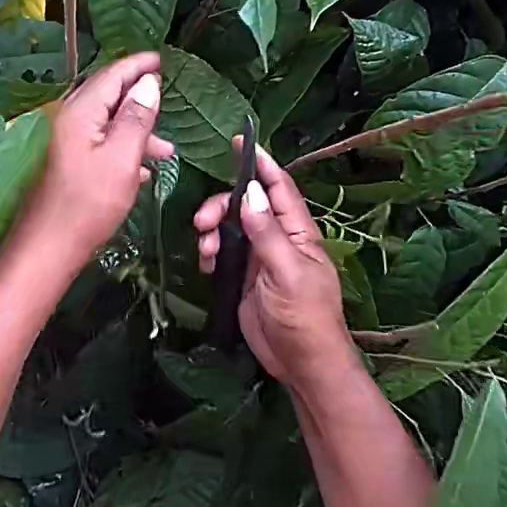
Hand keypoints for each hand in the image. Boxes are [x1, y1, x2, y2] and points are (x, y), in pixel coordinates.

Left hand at [9, 52, 175, 269]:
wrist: (46, 251)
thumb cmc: (87, 204)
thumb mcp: (122, 158)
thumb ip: (137, 117)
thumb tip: (149, 83)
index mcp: (79, 112)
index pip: (112, 75)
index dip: (138, 65)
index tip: (161, 59)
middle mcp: (67, 120)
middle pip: (107, 96)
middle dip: (138, 96)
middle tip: (165, 95)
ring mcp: (63, 143)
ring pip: (105, 123)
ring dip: (136, 130)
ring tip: (165, 150)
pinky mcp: (64, 164)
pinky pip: (98, 144)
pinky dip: (122, 149)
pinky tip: (141, 170)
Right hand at [196, 143, 358, 387]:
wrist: (302, 365)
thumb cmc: (305, 316)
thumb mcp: (287, 272)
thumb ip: (267, 232)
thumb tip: (249, 192)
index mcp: (297, 230)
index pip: (278, 187)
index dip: (261, 163)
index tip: (240, 142)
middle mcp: (278, 236)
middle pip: (246, 204)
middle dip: (221, 205)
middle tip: (202, 221)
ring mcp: (261, 256)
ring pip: (231, 226)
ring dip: (213, 229)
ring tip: (205, 248)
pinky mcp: (245, 276)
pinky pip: (224, 251)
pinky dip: (212, 251)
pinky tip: (207, 264)